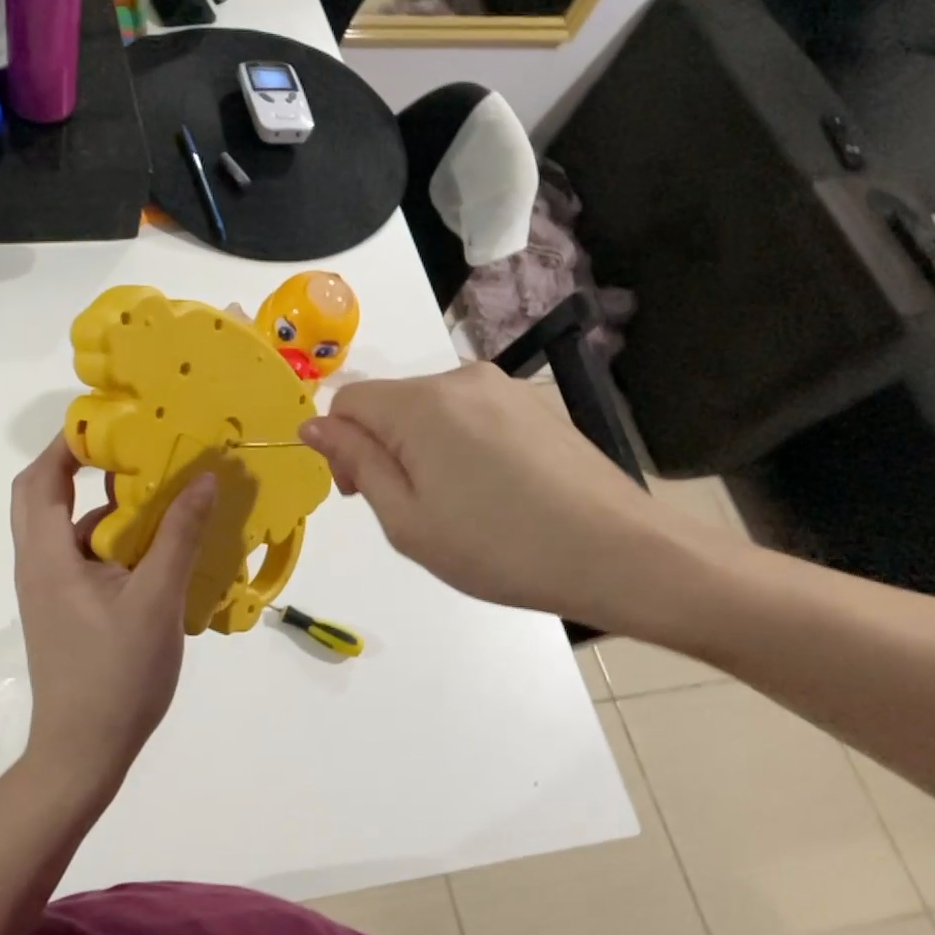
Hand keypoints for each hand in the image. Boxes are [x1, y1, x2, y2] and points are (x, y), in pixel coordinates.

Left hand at [10, 436, 216, 779]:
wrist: (83, 753)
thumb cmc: (115, 675)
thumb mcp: (156, 601)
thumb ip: (177, 536)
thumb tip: (203, 479)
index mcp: (46, 554)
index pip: (41, 477)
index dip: (69, 441)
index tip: (113, 420)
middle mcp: (38, 564)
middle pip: (47, 496)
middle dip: (85, 469)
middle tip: (135, 452)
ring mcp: (50, 590)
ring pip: (72, 530)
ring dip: (110, 510)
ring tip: (165, 499)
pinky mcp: (66, 610)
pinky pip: (86, 559)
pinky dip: (117, 545)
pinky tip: (162, 553)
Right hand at [298, 363, 707, 628]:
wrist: (621, 554)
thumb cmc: (499, 548)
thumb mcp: (406, 520)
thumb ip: (356, 463)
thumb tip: (314, 424)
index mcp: (421, 404)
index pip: (347, 401)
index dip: (338, 446)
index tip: (360, 495)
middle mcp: (460, 379)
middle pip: (389, 403)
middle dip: (382, 448)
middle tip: (412, 510)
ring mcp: (503, 388)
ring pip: (429, 411)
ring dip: (421, 450)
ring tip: (456, 507)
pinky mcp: (533, 405)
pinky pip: (469, 416)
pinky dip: (459, 447)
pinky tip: (491, 493)